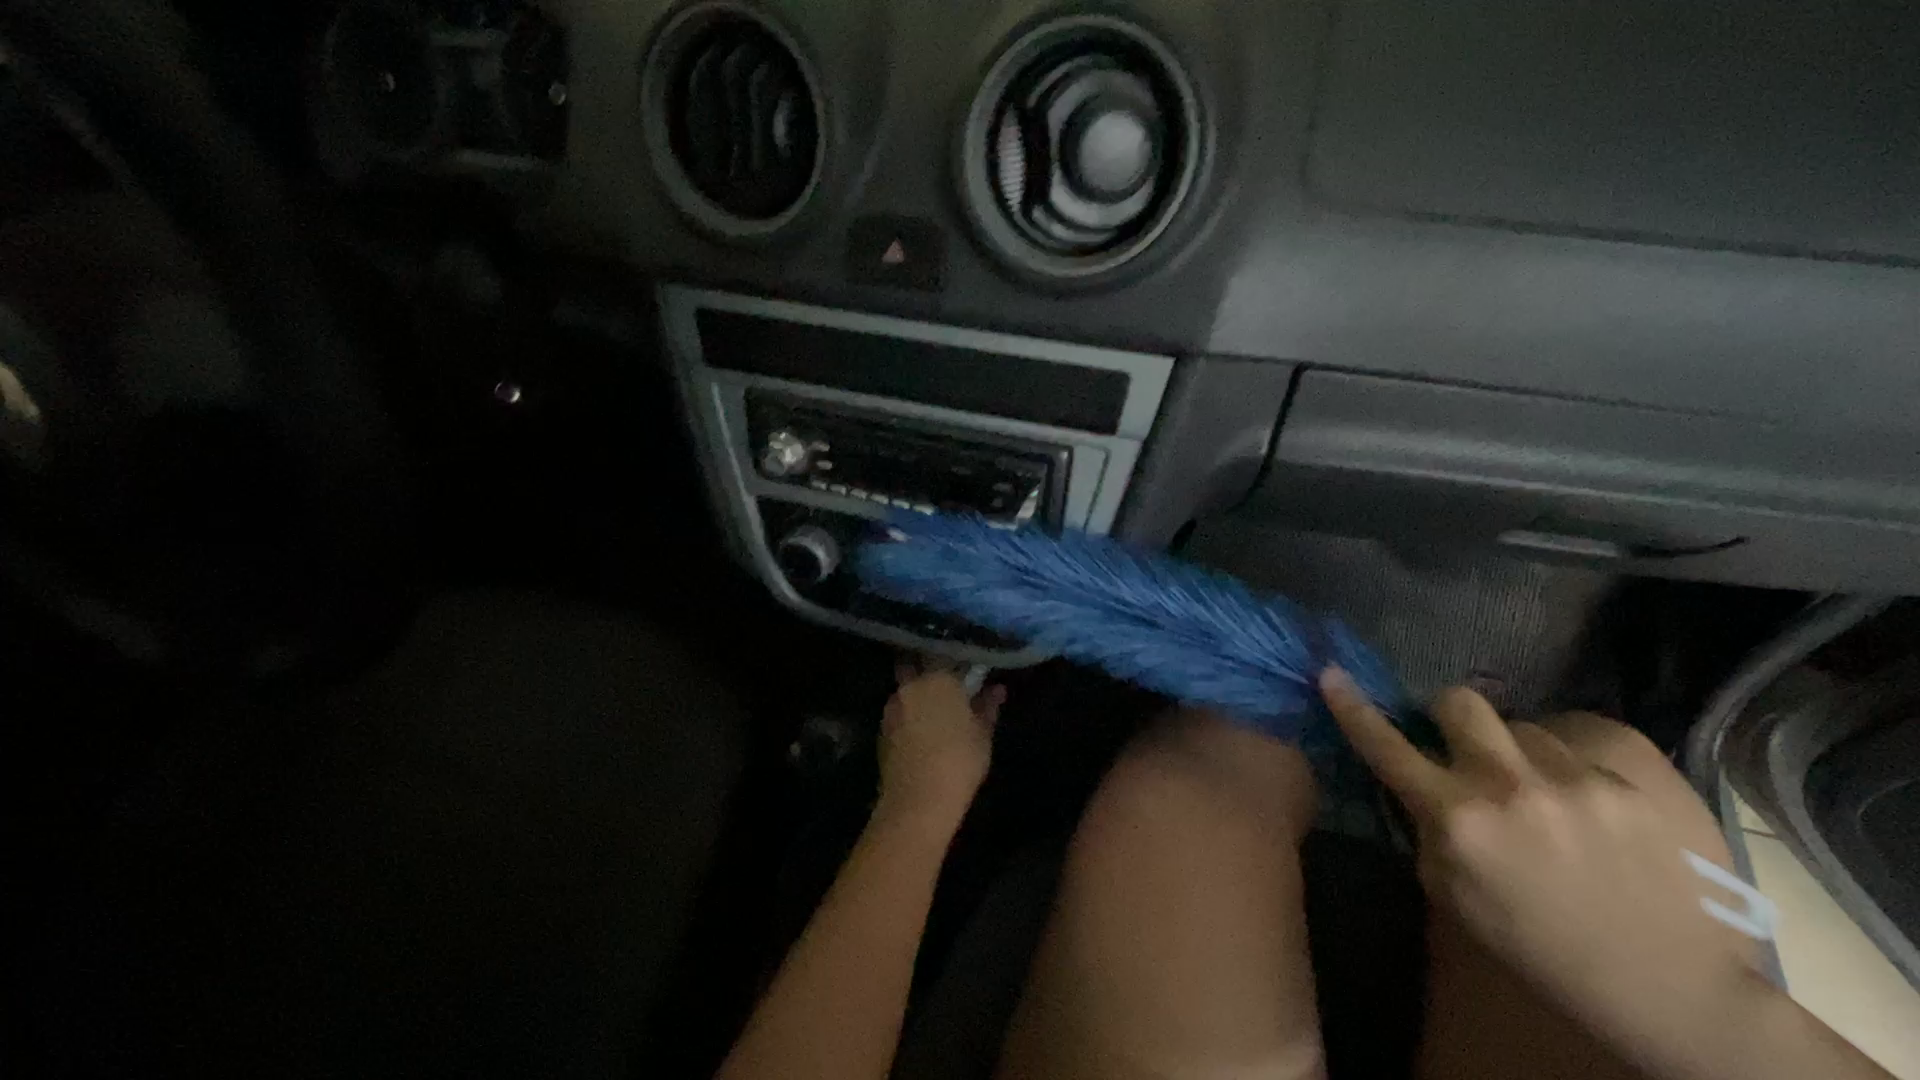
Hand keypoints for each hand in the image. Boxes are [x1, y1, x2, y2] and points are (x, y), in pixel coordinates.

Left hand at [878, 666, 1004, 822]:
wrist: (918, 801)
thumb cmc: (959, 762)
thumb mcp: (983, 734)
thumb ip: (987, 707)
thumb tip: (997, 689)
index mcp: (938, 678)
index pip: (946, 655)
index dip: (955, 661)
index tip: (965, 669)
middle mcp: (910, 685)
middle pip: (916, 666)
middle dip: (927, 670)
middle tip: (945, 685)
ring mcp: (892, 707)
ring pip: (904, 689)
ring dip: (916, 693)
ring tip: (933, 710)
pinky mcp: (881, 729)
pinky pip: (898, 712)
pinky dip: (907, 715)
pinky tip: (919, 730)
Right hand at [1319, 669, 1760, 1043]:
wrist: (1665, 983)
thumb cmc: (1540, 947)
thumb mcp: (1455, 897)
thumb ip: (1429, 831)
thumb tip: (1419, 787)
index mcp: (1459, 821)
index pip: (1388, 748)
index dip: (1353, 708)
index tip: (1331, 674)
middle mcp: (1510, 786)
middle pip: (1460, 702)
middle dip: (1449, 714)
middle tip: (1460, 741)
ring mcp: (1575, 777)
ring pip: (1524, 725)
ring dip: (1518, 750)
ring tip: (1543, 793)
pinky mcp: (1630, 780)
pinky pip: (1581, 745)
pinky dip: (1570, 767)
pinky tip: (1589, 807)